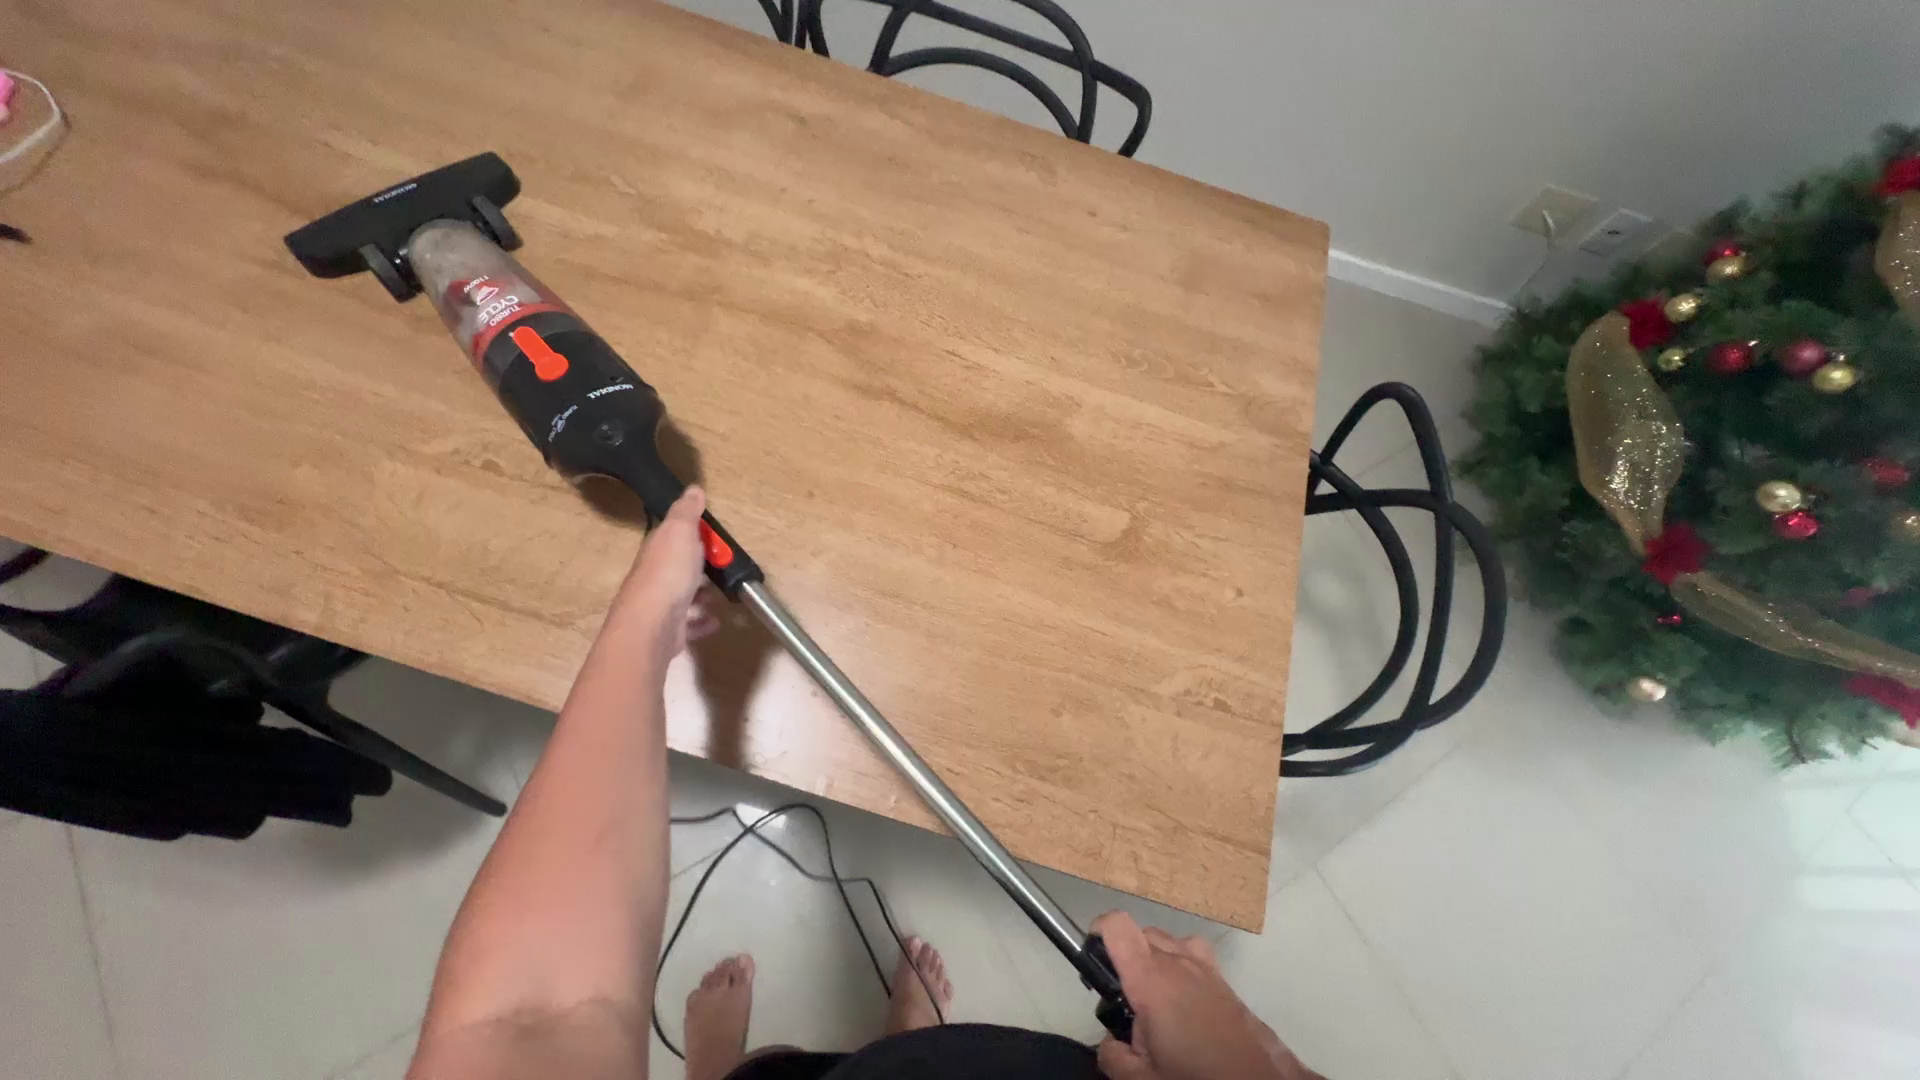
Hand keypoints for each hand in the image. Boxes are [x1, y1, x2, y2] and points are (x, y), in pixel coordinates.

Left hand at [612, 486, 720, 660]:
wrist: (652, 624)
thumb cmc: (668, 573)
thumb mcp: (680, 532)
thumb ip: (687, 512)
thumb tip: (693, 488)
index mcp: (656, 550)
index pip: (671, 537)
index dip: (691, 533)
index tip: (712, 535)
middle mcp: (655, 577)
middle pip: (677, 567)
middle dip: (696, 566)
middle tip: (721, 565)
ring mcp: (661, 606)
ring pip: (682, 596)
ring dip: (700, 594)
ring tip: (718, 594)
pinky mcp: (671, 630)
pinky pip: (690, 623)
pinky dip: (702, 621)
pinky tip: (715, 621)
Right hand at [1090, 912, 1317, 1079]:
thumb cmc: (1197, 1079)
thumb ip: (1113, 1055)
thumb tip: (1111, 1041)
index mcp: (1151, 980)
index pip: (1117, 925)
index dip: (1097, 932)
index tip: (1092, 958)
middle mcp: (1177, 962)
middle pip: (1139, 934)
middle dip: (1124, 959)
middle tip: (1125, 1003)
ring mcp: (1205, 967)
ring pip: (1166, 942)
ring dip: (1152, 960)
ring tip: (1154, 1003)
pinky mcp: (1224, 980)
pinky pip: (1191, 954)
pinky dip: (1179, 966)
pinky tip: (1183, 1004)